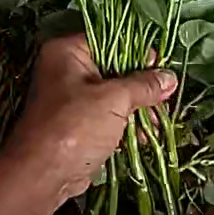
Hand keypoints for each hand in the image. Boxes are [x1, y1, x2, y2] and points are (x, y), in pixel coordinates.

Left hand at [2, 34, 175, 202]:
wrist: (43, 175)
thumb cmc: (75, 126)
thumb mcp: (114, 99)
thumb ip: (143, 85)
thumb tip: (170, 77)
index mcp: (67, 52)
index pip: (109, 39)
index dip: (138, 53)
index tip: (162, 68)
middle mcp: (65, 69)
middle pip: (113, 68)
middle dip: (141, 87)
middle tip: (164, 99)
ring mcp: (69, 97)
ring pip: (112, 94)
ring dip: (136, 108)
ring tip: (157, 123)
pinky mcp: (76, 122)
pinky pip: (106, 115)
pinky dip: (124, 124)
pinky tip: (143, 136)